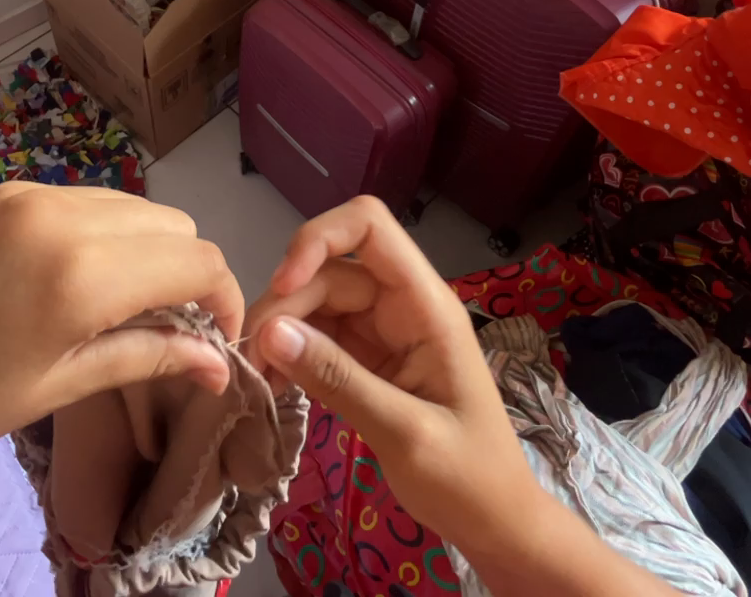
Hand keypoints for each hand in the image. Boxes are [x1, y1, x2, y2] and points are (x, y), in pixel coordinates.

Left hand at [0, 182, 241, 532]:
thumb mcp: (52, 389)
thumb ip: (144, 357)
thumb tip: (217, 361)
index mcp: (80, 268)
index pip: (197, 259)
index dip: (225, 299)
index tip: (217, 343)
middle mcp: (62, 210)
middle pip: (172, 225)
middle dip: (188, 275)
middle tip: (172, 333)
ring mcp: (27, 194)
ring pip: (132, 210)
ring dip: (149, 255)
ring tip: (126, 314)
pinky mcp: (1, 195)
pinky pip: (86, 206)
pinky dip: (108, 240)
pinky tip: (82, 287)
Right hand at [244, 197, 677, 596]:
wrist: (496, 523)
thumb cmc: (469, 478)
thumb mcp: (406, 433)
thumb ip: (339, 380)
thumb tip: (270, 332)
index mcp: (424, 304)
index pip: (369, 227)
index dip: (319, 239)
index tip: (281, 287)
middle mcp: (399, 303)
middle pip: (327, 269)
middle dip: (284, 304)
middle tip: (254, 362)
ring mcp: (380, 327)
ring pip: (315, 300)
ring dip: (280, 331)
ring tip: (259, 380)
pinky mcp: (364, 354)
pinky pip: (316, 334)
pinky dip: (289, 353)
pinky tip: (273, 386)